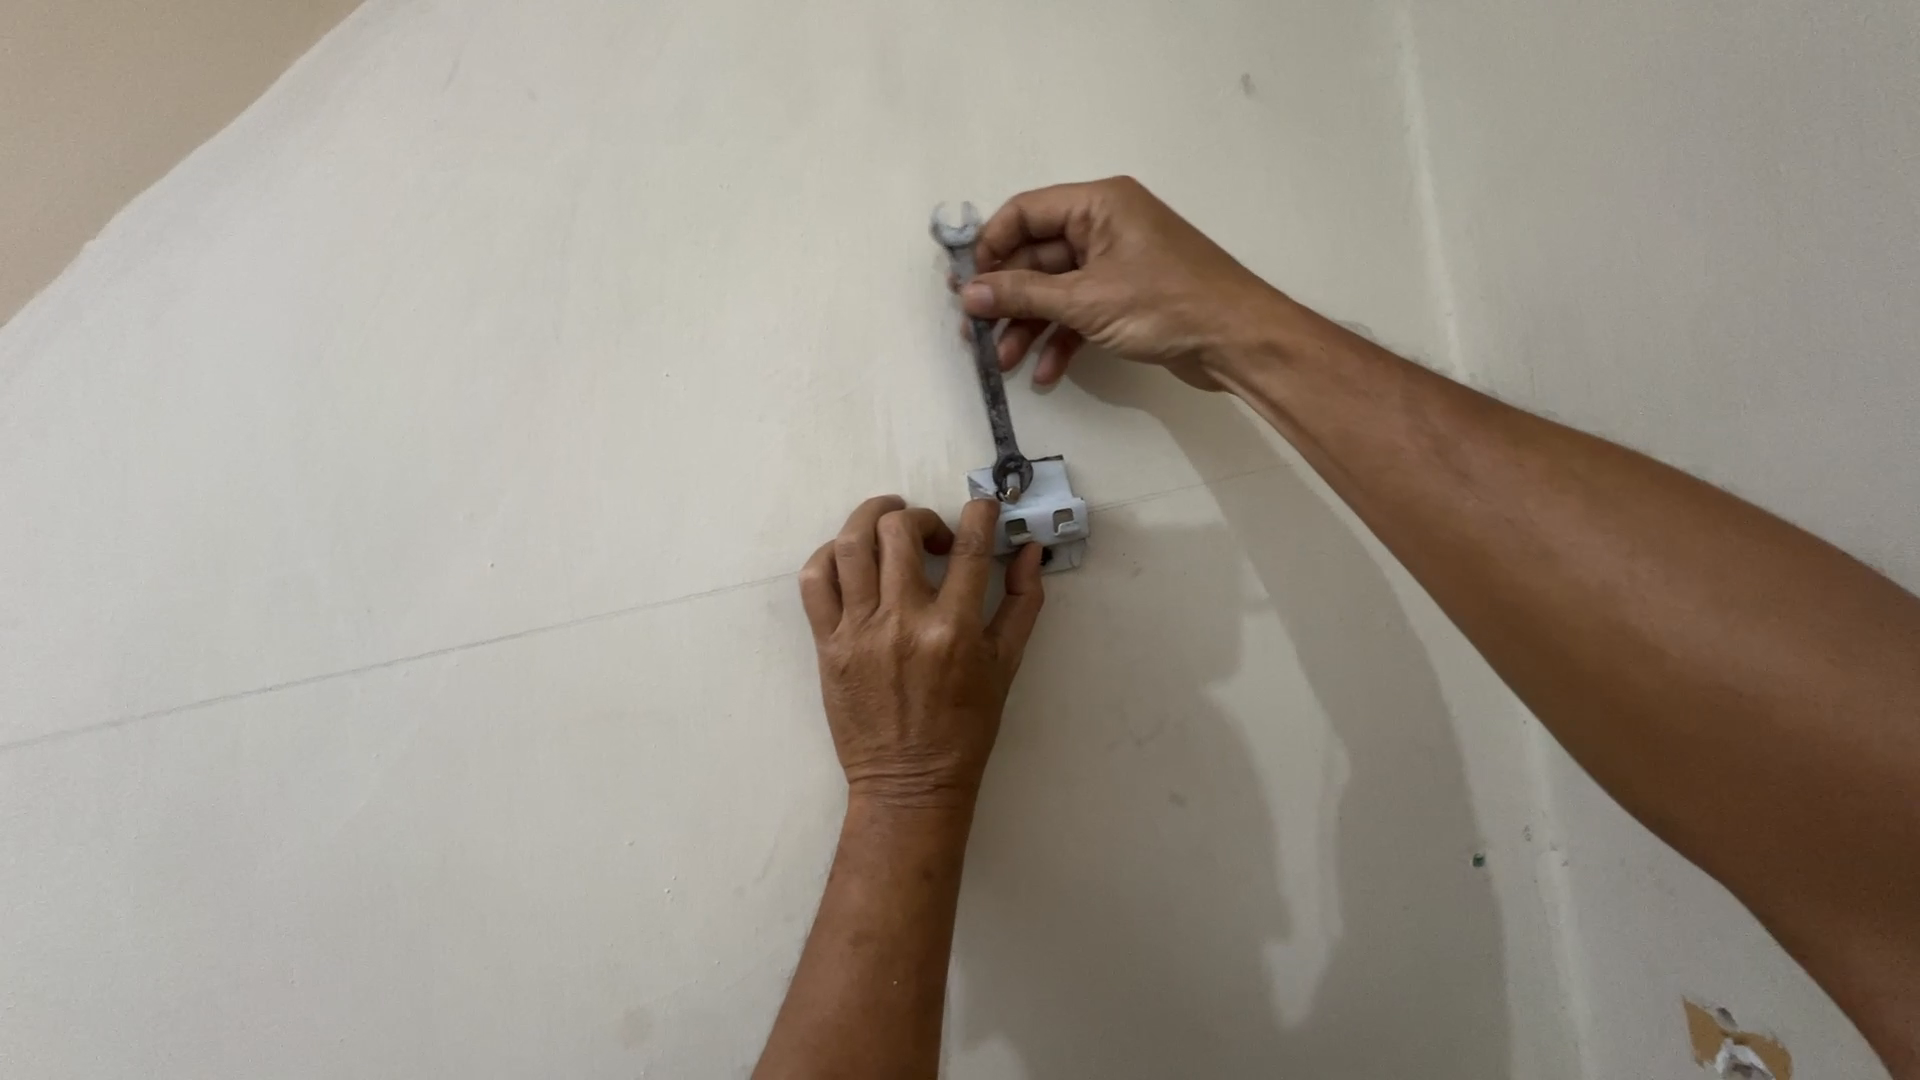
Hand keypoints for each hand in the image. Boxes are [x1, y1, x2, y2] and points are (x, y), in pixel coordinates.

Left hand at [799, 496, 1045, 808]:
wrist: (910, 782)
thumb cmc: (965, 728)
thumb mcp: (1006, 666)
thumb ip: (1022, 604)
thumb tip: (1032, 551)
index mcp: (954, 629)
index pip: (970, 547)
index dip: (980, 513)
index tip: (982, 508)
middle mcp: (904, 622)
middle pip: (901, 531)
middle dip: (922, 517)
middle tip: (933, 537)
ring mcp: (859, 631)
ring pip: (853, 544)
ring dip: (872, 518)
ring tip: (888, 524)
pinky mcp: (827, 644)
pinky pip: (816, 580)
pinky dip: (831, 554)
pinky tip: (851, 559)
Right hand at [959, 176, 1291, 390]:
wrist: (1235, 341)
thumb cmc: (1164, 304)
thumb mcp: (1085, 300)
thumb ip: (1023, 295)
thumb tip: (969, 295)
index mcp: (1097, 205)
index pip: (1025, 213)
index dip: (990, 248)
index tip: (965, 286)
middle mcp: (1104, 227)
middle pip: (1036, 257)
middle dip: (1006, 299)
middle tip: (975, 334)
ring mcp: (1115, 265)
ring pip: (1055, 292)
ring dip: (1028, 328)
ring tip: (1003, 363)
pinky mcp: (1125, 300)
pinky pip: (1079, 315)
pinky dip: (1060, 342)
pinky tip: (1045, 374)